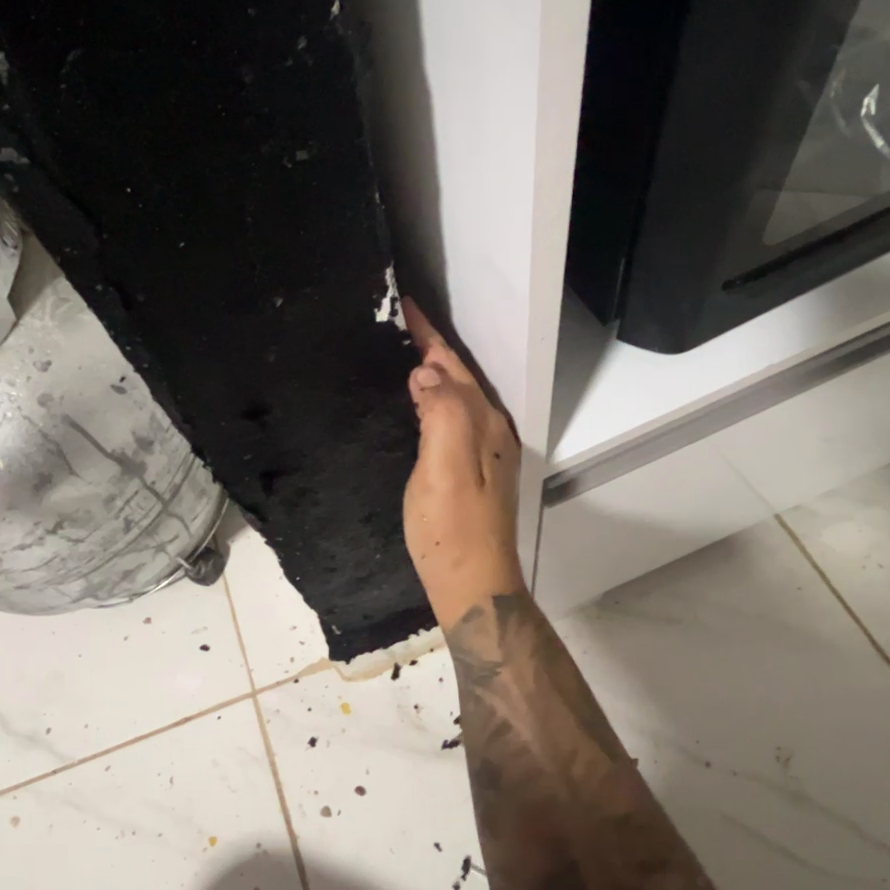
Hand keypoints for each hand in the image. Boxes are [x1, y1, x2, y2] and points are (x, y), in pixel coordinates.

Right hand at [401, 299, 525, 627]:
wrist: (473, 584)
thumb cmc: (452, 530)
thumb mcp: (443, 467)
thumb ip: (440, 413)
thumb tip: (426, 371)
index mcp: (482, 424)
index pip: (452, 366)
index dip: (428, 336)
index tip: (405, 305)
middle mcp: (489, 432)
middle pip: (458, 378)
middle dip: (431, 348)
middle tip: (400, 325)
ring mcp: (483, 454)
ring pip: (456, 398)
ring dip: (433, 373)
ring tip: (405, 356)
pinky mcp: (472, 473)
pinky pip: (451, 419)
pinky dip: (433, 401)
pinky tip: (417, 407)